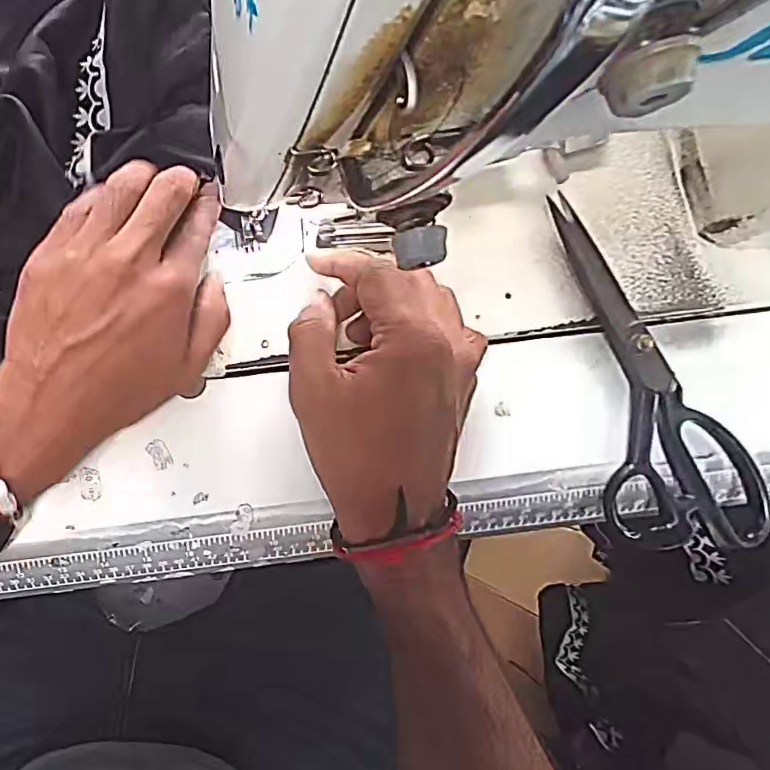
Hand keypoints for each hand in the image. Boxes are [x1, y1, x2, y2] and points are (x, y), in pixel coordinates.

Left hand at [0, 162, 229, 514]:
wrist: (48, 400)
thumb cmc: (109, 391)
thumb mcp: (185, 368)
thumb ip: (212, 318)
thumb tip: (215, 285)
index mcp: (168, 288)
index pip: (197, 225)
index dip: (207, 206)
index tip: (206, 204)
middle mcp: (129, 262)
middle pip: (165, 191)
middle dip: (182, 182)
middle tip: (183, 185)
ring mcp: (87, 253)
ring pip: (122, 185)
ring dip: (143, 176)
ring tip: (148, 181)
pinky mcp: (51, 253)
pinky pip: (80, 204)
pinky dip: (100, 194)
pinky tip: (106, 201)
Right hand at [287, 251, 485, 543]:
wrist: (392, 506)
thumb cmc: (362, 460)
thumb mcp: (311, 389)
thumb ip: (309, 331)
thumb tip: (316, 305)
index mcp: (416, 340)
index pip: (380, 274)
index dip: (343, 263)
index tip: (321, 264)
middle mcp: (448, 345)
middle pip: (408, 281)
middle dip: (364, 287)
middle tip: (330, 311)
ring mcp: (460, 363)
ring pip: (427, 302)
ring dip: (387, 306)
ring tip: (350, 339)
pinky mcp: (459, 379)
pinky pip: (439, 330)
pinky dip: (407, 328)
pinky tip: (377, 356)